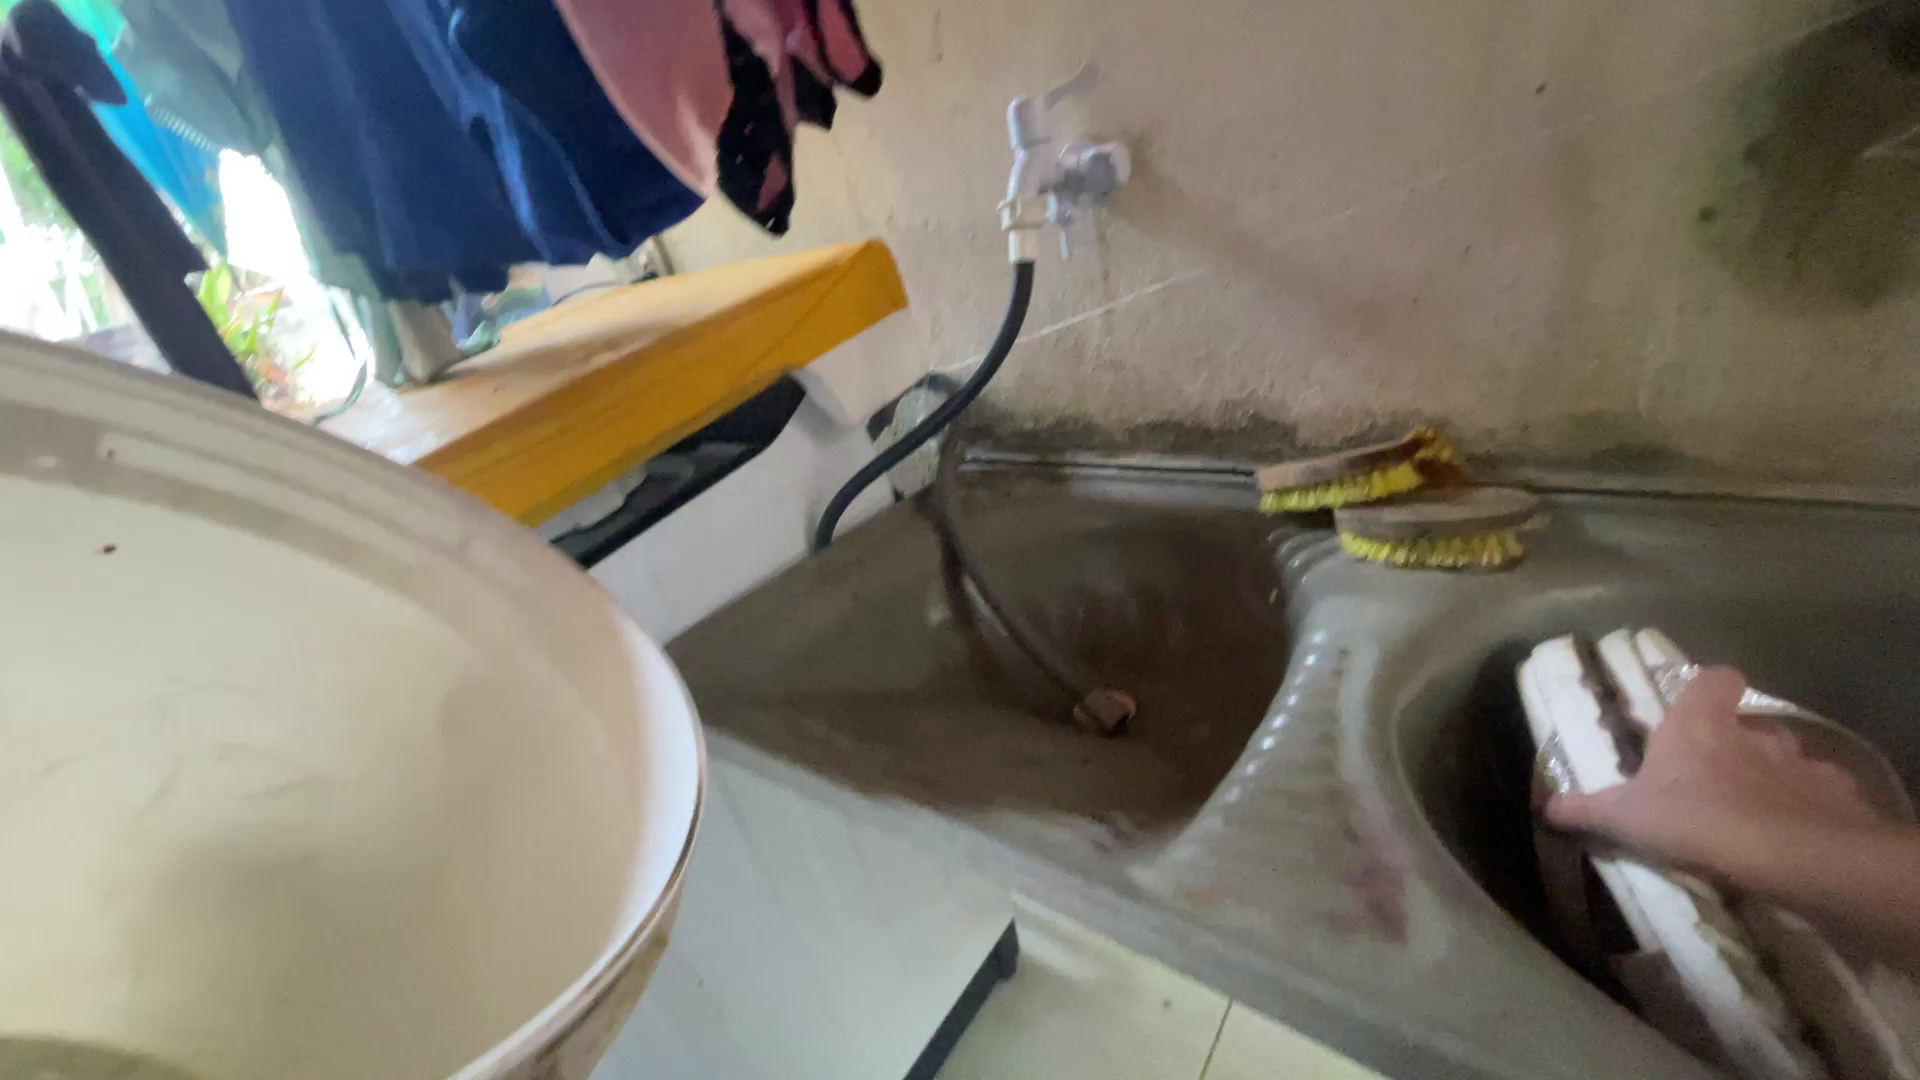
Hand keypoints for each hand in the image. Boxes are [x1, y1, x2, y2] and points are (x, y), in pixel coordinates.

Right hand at [1545, 667, 1881, 876]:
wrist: (1797, 861)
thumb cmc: (1696, 819)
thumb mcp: (1623, 818)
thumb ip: (1583, 809)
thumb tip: (1543, 808)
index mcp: (1698, 728)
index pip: (1713, 682)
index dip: (1709, 687)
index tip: (1700, 701)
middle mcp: (1756, 738)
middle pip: (1755, 726)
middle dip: (1744, 744)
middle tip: (1722, 772)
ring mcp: (1807, 769)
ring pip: (1796, 764)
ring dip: (1783, 779)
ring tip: (1765, 809)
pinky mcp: (1847, 805)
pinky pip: (1831, 802)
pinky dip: (1819, 814)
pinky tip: (1801, 837)